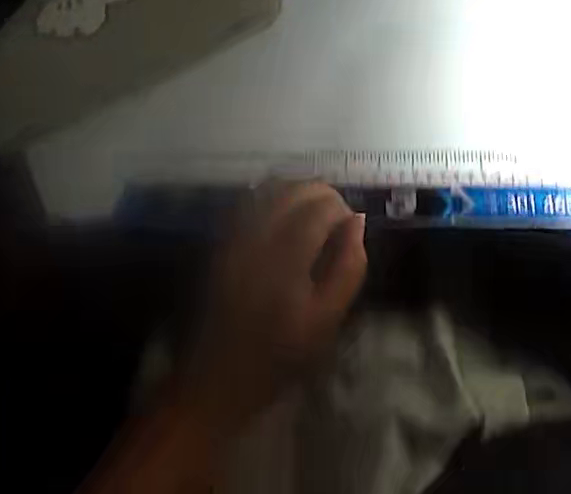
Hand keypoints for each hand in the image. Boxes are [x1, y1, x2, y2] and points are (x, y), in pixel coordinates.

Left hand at [184, 182, 367, 420]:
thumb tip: (357, 221)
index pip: (321, 207)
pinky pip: (252, 201)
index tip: (349, 230)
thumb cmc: (278, 357)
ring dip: (300, 192)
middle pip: (296, 190)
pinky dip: (276, 198)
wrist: (213, 382)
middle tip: (336, 221)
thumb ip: (349, 267)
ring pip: (273, 189)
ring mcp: (234, 238)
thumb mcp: (327, 321)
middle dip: (324, 195)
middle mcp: (256, 240)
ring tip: (315, 215)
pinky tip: (287, 216)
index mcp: (285, 261)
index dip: (342, 210)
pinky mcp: (222, 242)